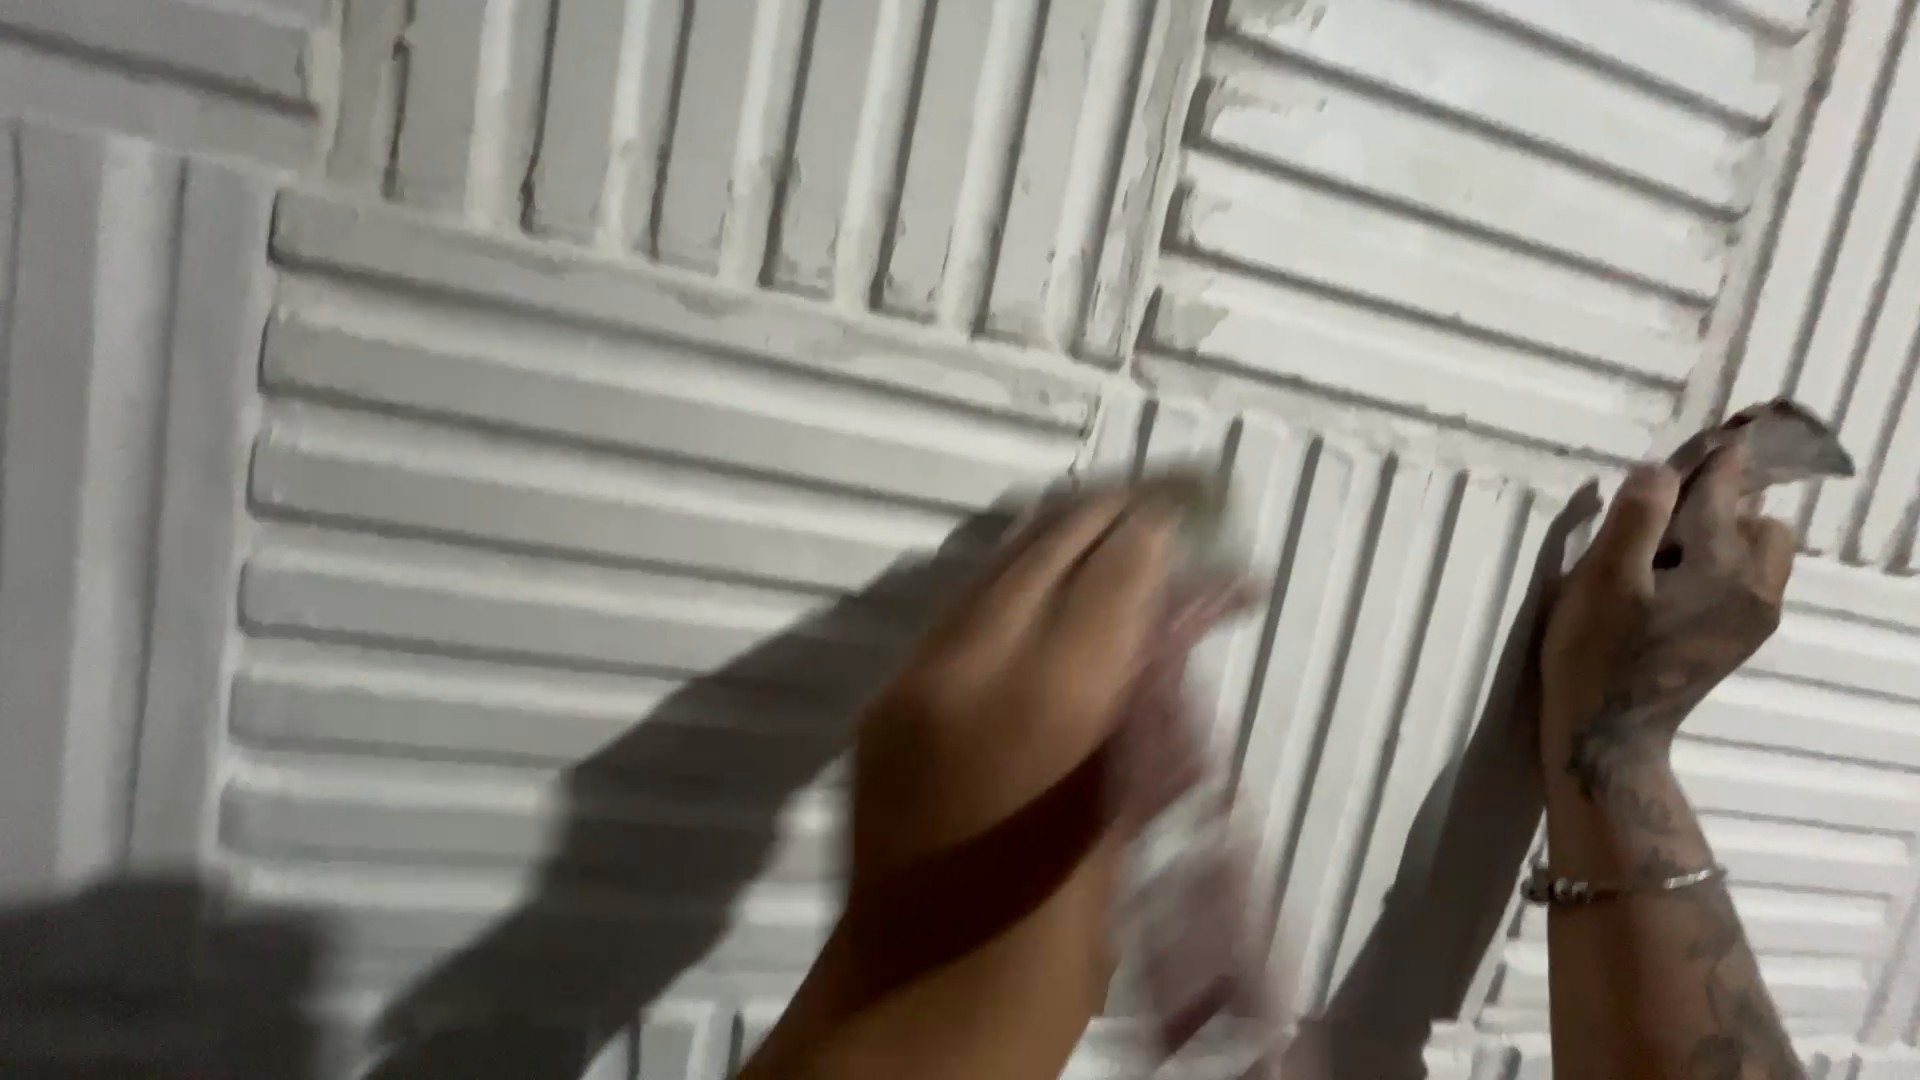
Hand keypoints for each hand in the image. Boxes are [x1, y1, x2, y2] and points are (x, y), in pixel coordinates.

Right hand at [1539, 441, 1795, 796]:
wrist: (1609, 733)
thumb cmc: (1594, 654)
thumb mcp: (1602, 581)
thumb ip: (1634, 520)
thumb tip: (1658, 469)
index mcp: (1724, 568)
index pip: (1721, 494)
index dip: (1715, 460)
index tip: (1724, 429)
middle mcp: (1755, 589)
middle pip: (1753, 520)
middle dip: (1717, 502)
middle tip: (1657, 510)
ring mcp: (1751, 618)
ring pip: (1756, 552)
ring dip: (1719, 535)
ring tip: (1661, 549)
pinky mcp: (1735, 639)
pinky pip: (1745, 581)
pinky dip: (1717, 565)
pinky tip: (1668, 583)